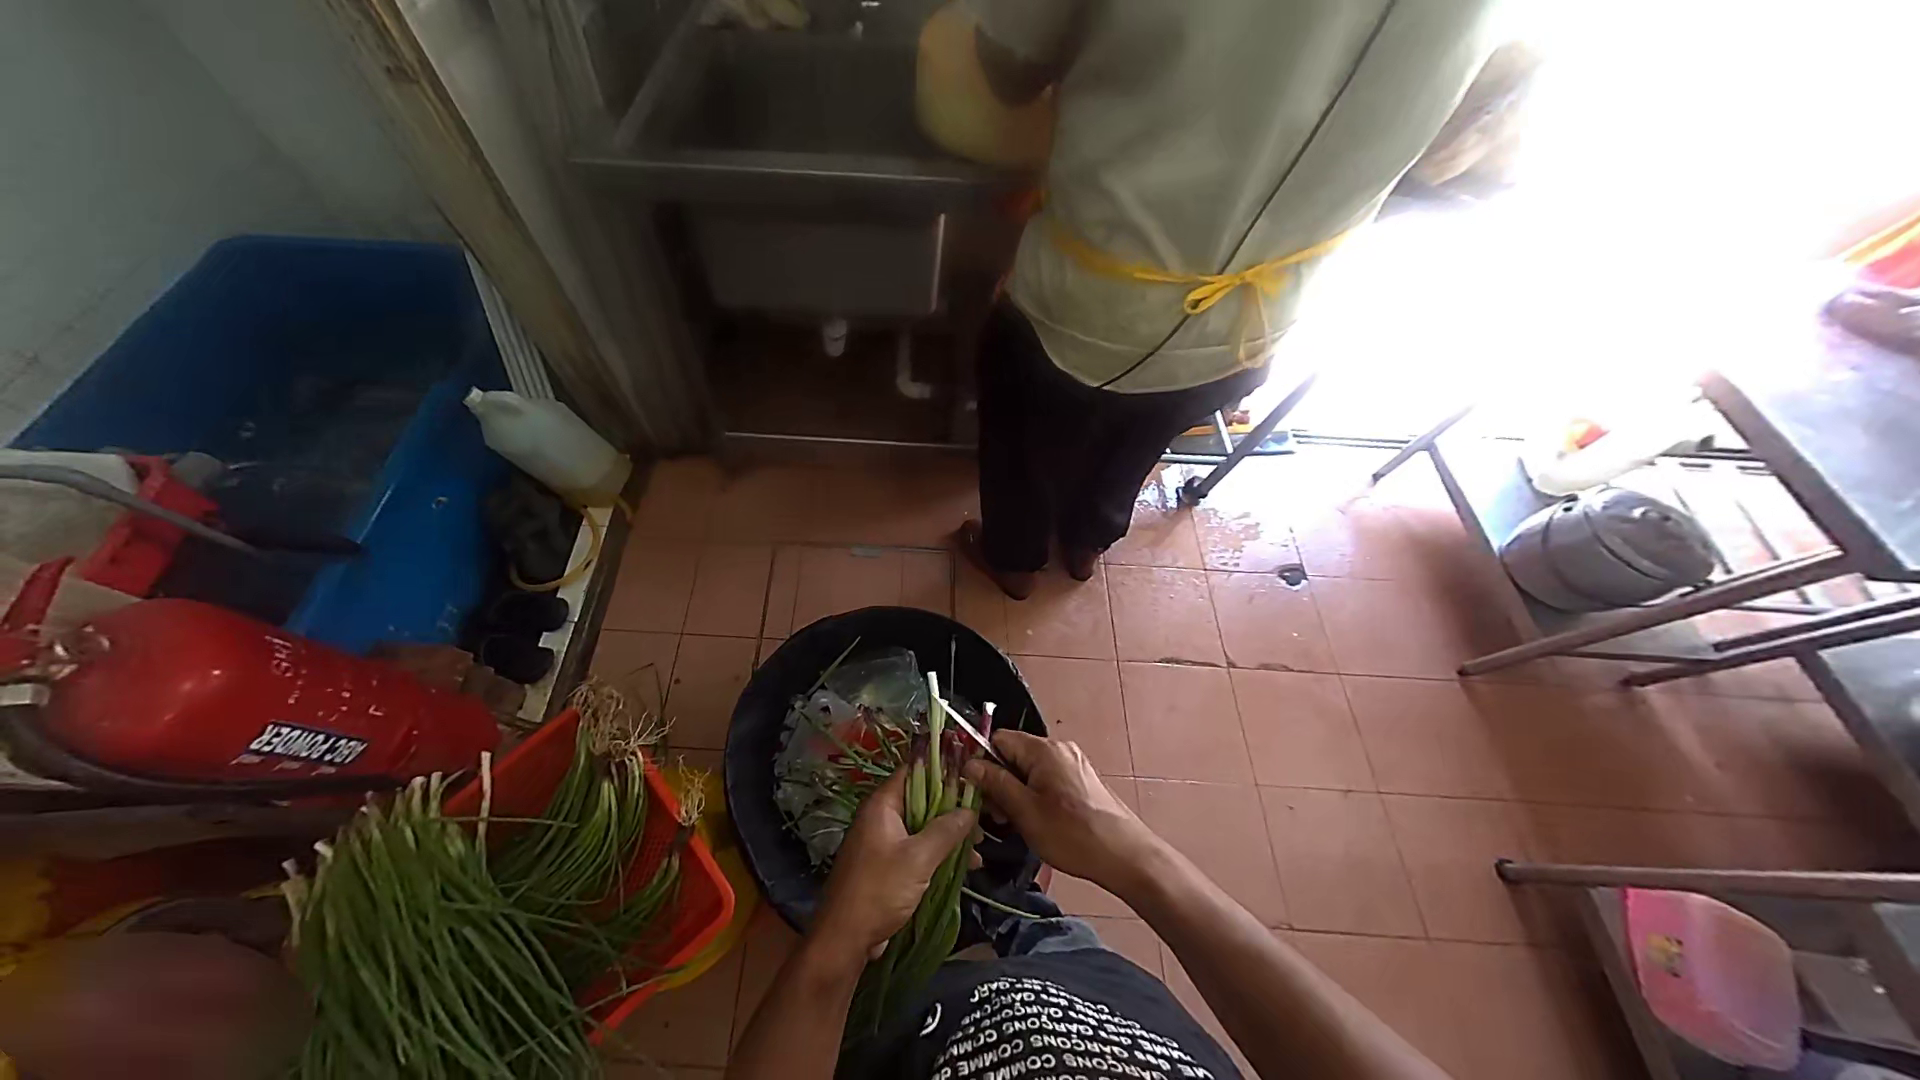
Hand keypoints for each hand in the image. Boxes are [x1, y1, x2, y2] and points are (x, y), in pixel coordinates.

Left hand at [811, 768, 977, 959]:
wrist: (845, 939)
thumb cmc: (879, 890)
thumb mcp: (918, 858)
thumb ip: (946, 830)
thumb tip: (970, 810)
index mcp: (882, 805)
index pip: (914, 772)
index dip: (943, 773)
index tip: (972, 782)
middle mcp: (881, 817)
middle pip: (922, 801)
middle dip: (952, 812)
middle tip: (980, 824)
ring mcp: (883, 841)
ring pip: (922, 828)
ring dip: (948, 837)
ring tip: (977, 852)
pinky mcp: (887, 865)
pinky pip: (917, 850)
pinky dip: (937, 854)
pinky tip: (962, 867)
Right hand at [961, 731, 1164, 897]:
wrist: (1125, 855)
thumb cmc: (1071, 834)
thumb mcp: (1024, 811)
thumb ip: (995, 783)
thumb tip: (970, 764)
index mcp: (1043, 749)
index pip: (998, 739)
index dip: (982, 762)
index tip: (976, 791)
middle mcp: (1058, 748)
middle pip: (1014, 755)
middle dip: (1000, 782)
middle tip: (997, 816)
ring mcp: (1072, 763)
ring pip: (1030, 770)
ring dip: (1016, 793)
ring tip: (1017, 823)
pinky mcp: (1081, 780)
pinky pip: (1047, 779)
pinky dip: (1035, 796)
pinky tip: (1037, 822)